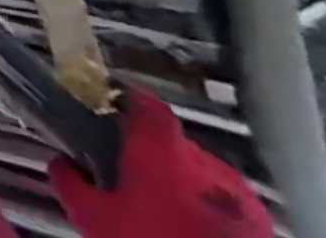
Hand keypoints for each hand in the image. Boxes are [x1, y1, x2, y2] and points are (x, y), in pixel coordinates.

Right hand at [49, 89, 272, 237]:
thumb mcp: (94, 219)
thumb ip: (71, 184)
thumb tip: (61, 165)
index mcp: (162, 152)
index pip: (147, 105)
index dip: (128, 100)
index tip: (112, 104)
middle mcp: (206, 166)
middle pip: (174, 142)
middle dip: (152, 153)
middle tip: (129, 171)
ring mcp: (243, 201)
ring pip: (204, 174)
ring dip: (183, 182)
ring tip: (163, 209)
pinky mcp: (264, 230)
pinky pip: (229, 205)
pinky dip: (208, 209)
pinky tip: (190, 231)